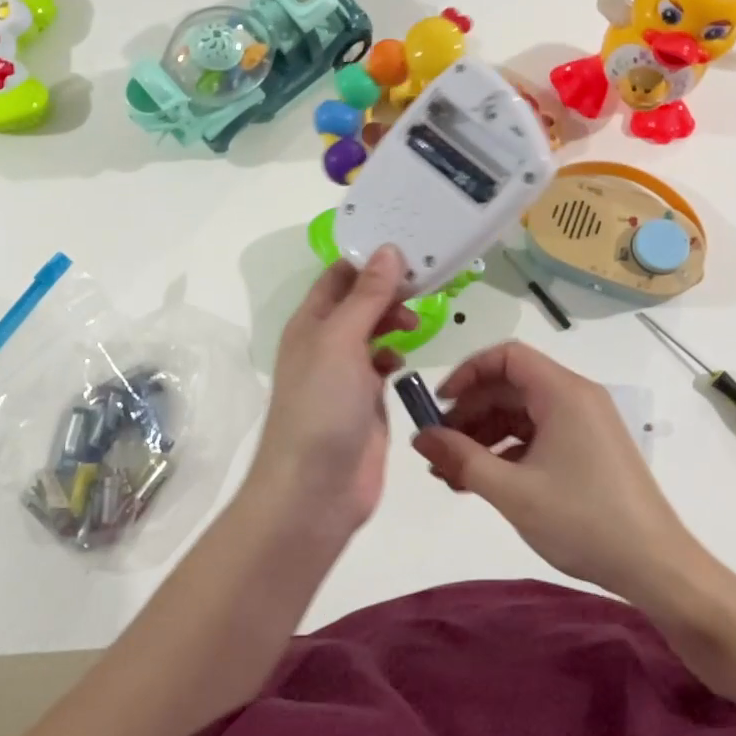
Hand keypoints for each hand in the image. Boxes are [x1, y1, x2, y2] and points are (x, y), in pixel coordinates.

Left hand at [250, 246, 416, 532]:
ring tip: (417, 321)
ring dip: (394, 320)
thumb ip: (366, 296)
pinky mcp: (365, 402)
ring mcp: (345, 374)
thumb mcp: (341, 341)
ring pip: (373, 332)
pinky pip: (382, 365)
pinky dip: (396, 355)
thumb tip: (388, 249)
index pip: (338, 275)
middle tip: (425, 282)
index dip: (368, 258)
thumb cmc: (321, 407)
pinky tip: (406, 359)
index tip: (407, 244)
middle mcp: (326, 343)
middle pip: (359, 301)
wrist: (314, 491)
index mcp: (310, 323)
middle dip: (388, 288)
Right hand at [412, 342, 698, 599]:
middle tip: (438, 449)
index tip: (438, 405)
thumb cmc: (583, 520)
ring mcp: (586, 424)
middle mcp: (576, 398)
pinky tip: (485, 482)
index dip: (467, 373)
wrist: (655, 565)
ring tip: (452, 474)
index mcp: (563, 392)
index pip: (506, 357)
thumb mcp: (512, 491)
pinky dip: (509, 451)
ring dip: (485, 437)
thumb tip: (419, 436)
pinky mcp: (590, 450)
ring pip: (523, 414)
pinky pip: (539, 435)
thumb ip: (461, 459)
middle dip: (470, 413)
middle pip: (512, 386)